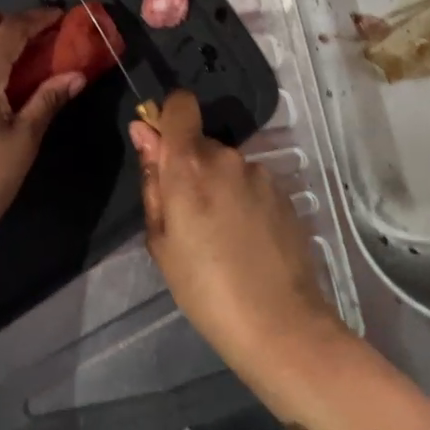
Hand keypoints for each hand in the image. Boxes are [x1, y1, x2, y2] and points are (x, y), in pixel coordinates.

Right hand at [130, 91, 344, 366]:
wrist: (281, 325)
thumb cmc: (205, 288)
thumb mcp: (161, 241)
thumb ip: (152, 182)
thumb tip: (144, 133)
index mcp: (189, 164)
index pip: (180, 105)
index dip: (168, 117)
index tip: (162, 148)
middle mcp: (227, 158)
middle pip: (201, 143)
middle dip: (190, 167)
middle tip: (188, 216)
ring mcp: (260, 175)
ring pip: (227, 167)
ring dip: (219, 187)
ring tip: (221, 237)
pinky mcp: (285, 194)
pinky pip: (251, 186)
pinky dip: (243, 203)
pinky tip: (246, 242)